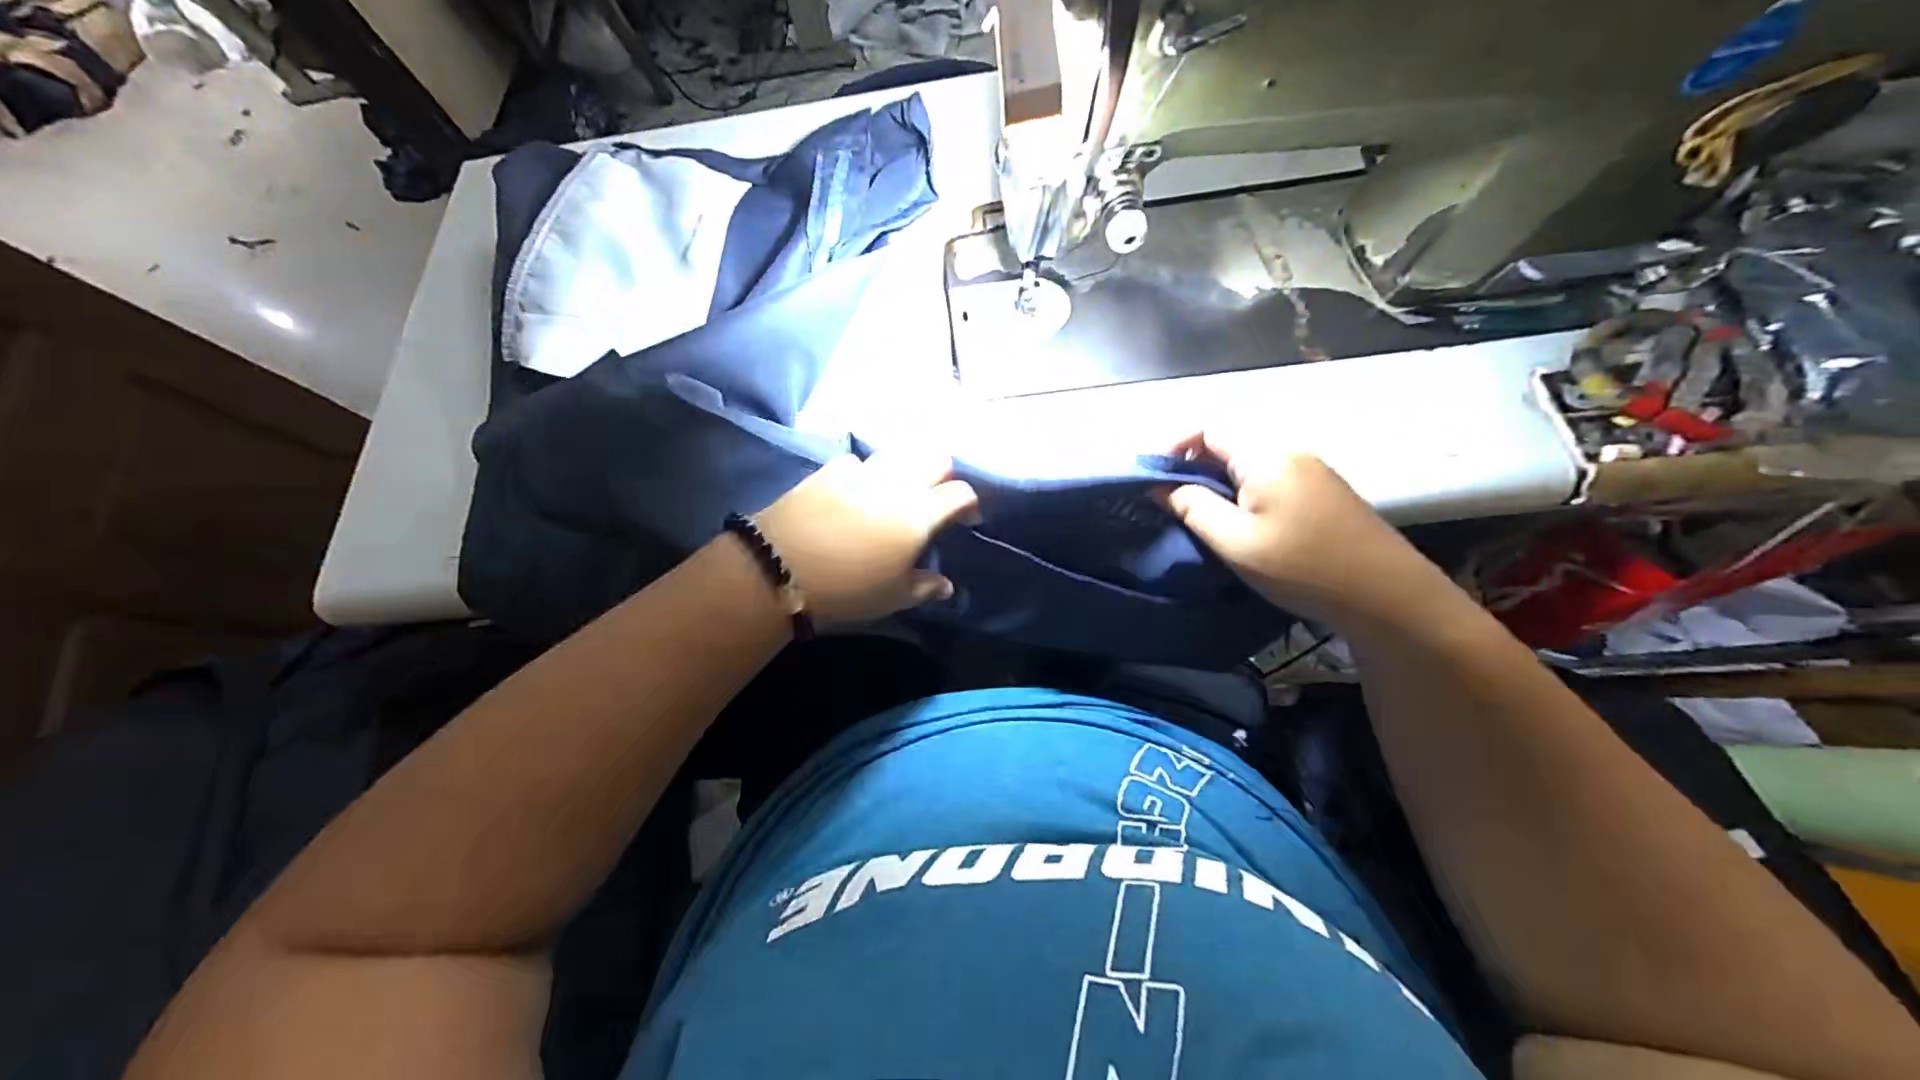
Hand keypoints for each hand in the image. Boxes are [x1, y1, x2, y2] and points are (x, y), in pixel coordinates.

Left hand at [753, 452, 979, 626]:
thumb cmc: (847, 589)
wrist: (778, 568)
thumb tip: (946, 586)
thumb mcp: (893, 597)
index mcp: (919, 515)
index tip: (965, 519)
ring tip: (898, 489)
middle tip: (935, 496)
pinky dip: (866, 471)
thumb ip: (925, 587)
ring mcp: (861, 471)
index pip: (960, 493)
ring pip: (898, 451)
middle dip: (943, 472)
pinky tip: (857, 489)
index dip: (969, 503)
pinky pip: (858, 460)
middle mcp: (896, 484)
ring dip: (907, 466)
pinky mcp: (829, 470)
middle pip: (935, 456)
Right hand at [1159, 433, 1444, 628]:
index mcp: (1267, 456)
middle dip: (1193, 466)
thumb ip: (1192, 507)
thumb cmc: (1302, 567)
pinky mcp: (1325, 494)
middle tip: (1169, 501)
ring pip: (1251, 464)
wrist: (1387, 597)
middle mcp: (1291, 453)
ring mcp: (1313, 472)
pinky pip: (1272, 479)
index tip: (1151, 479)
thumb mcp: (1234, 542)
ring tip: (1199, 515)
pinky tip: (1240, 524)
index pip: (1209, 429)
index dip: (1174, 446)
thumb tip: (1160, 486)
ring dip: (1219, 482)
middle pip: (1231, 444)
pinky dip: (1244, 493)